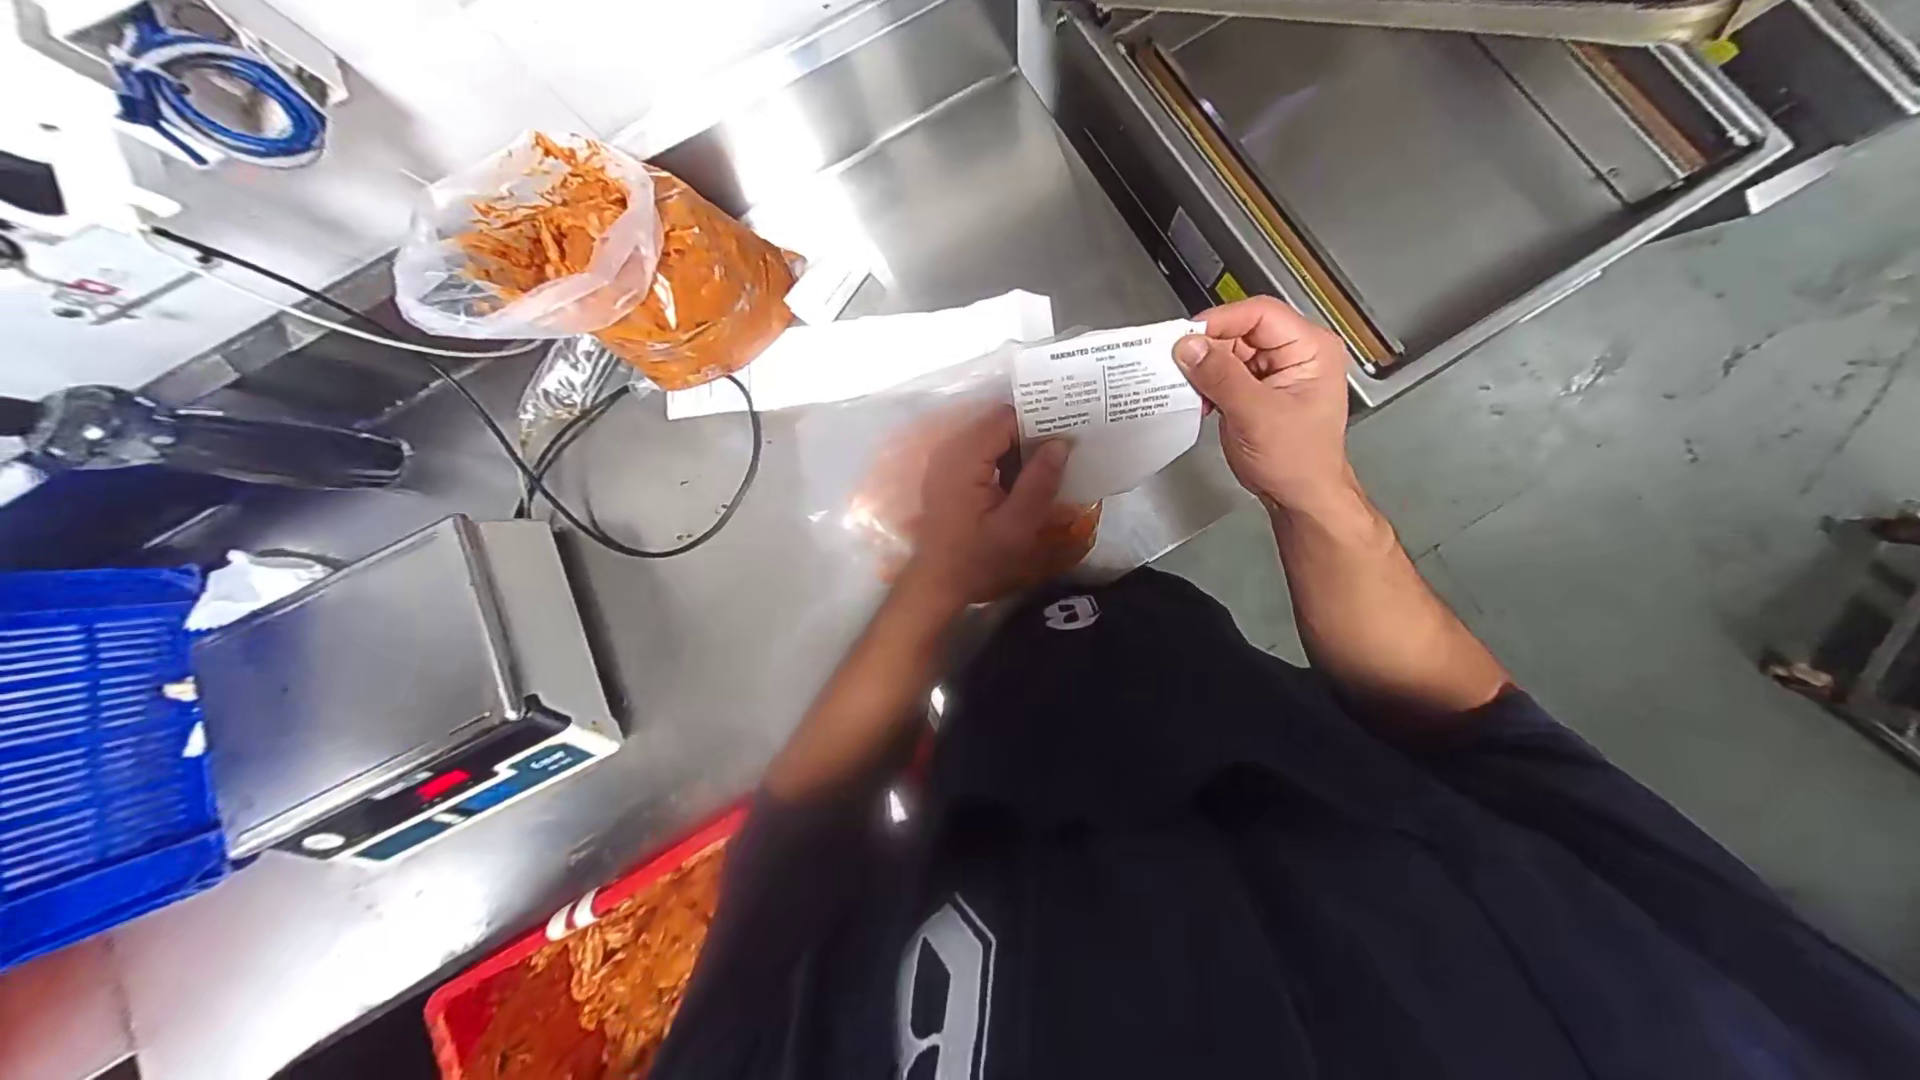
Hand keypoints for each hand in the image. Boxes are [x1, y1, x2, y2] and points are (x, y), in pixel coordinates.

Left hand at [904, 404, 1071, 605]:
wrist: (938, 583)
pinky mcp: (949, 477)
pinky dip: (1004, 463)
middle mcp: (951, 452)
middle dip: (1031, 435)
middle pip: (997, 425)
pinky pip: (982, 456)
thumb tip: (1060, 443)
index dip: (1037, 422)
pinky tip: (1023, 484)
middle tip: (1065, 452)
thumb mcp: (1017, 524)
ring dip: (1019, 451)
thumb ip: (1039, 481)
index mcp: (965, 459)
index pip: (1005, 418)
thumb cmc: (977, 558)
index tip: (1067, 434)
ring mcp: (947, 463)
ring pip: (991, 440)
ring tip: (1049, 469)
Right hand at [1173, 296, 1354, 518]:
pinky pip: (1223, 375)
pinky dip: (1206, 385)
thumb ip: (1221, 376)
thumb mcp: (1256, 415)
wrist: (1300, 496)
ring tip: (1188, 387)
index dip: (1220, 321)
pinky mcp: (1254, 390)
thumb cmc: (1298, 461)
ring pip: (1227, 353)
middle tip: (1178, 364)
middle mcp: (1293, 354)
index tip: (1186, 338)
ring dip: (1204, 370)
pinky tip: (1197, 399)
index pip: (1259, 314)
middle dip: (1207, 349)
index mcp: (1310, 349)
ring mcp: (1273, 373)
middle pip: (1240, 331)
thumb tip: (1189, 346)